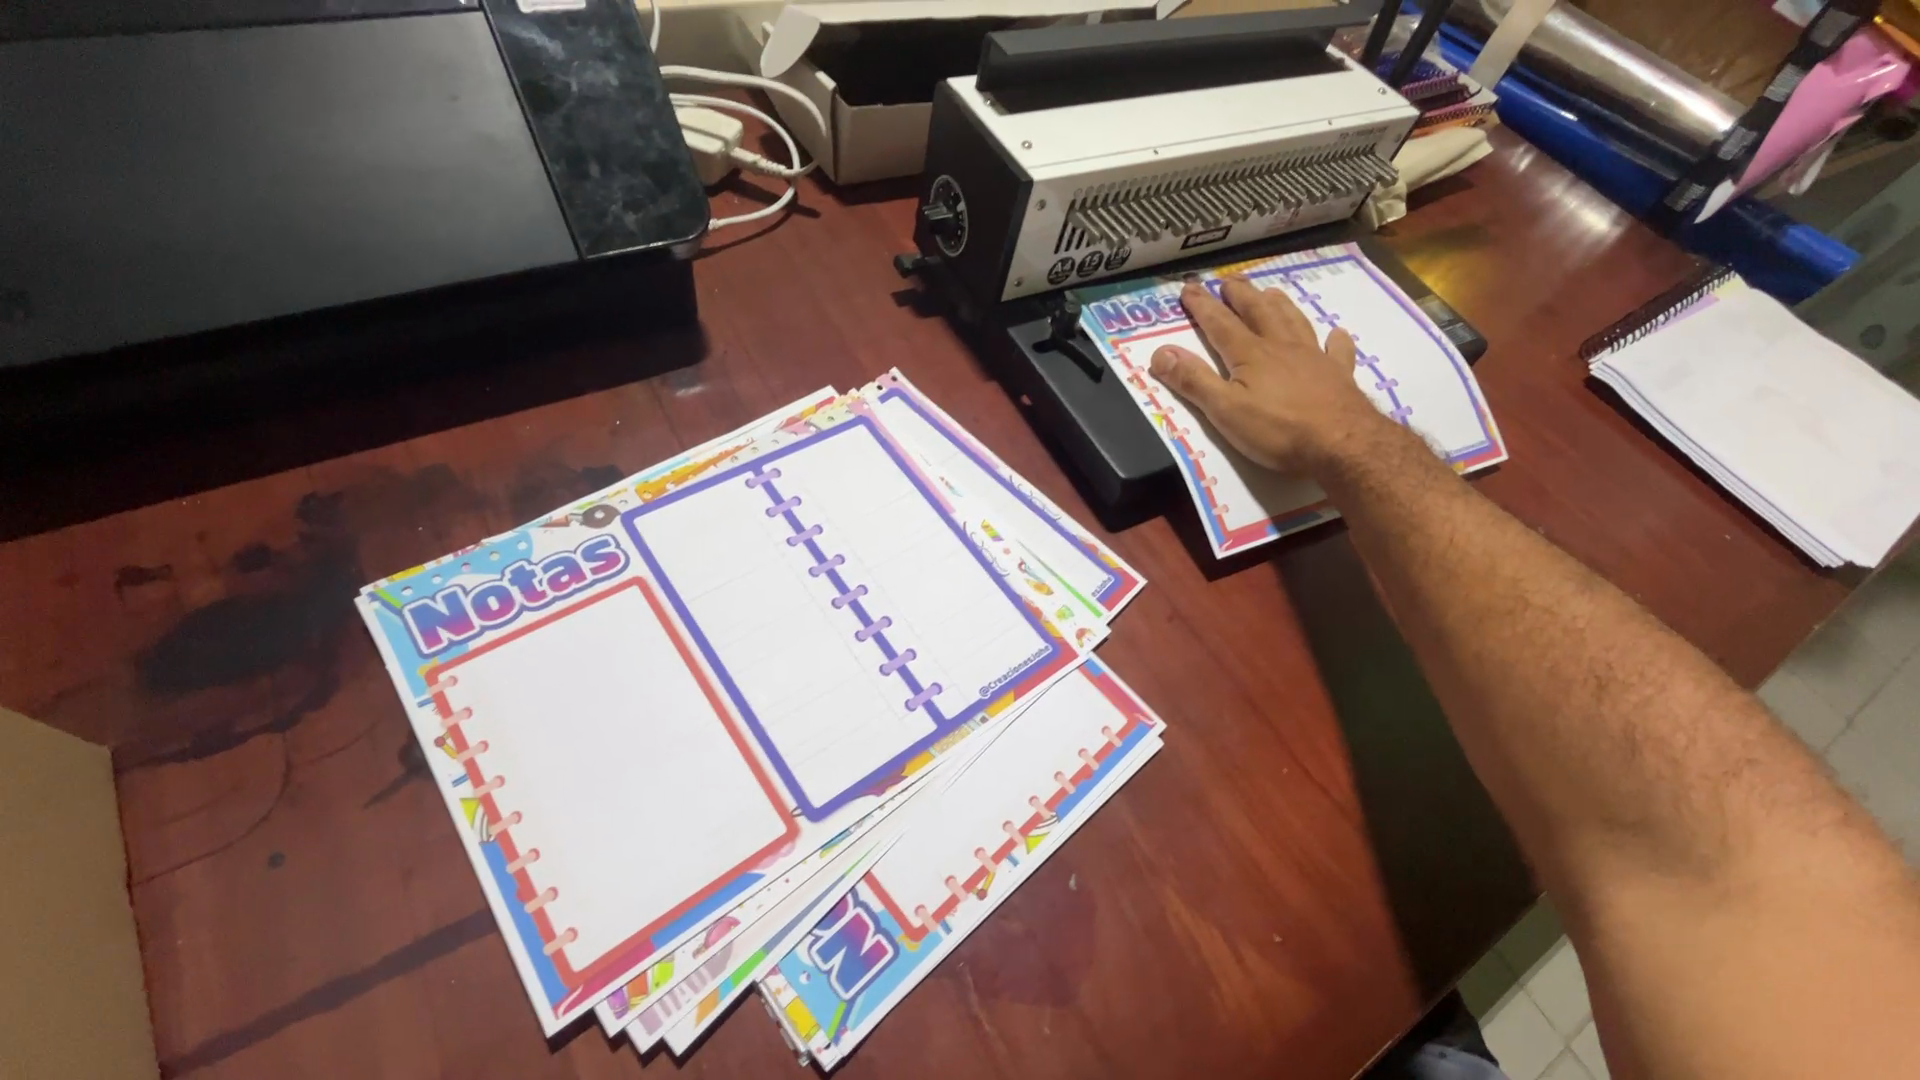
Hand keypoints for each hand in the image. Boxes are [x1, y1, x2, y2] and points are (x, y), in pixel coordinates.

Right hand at [1149, 276, 1387, 474]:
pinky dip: (1334, 340)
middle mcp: (1282, 347)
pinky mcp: (1338, 376)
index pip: (1220, 324)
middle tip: (1228, 280)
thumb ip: (1193, 381)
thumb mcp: (1225, 410)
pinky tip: (1335, 334)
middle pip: (1259, 313)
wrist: (1342, 444)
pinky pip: (1336, 351)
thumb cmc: (1278, 430)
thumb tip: (1161, 352)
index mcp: (1250, 355)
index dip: (1202, 306)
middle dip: (1240, 295)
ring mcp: (1314, 359)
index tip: (1189, 288)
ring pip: (1294, 322)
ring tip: (1270, 292)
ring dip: (1279, 305)